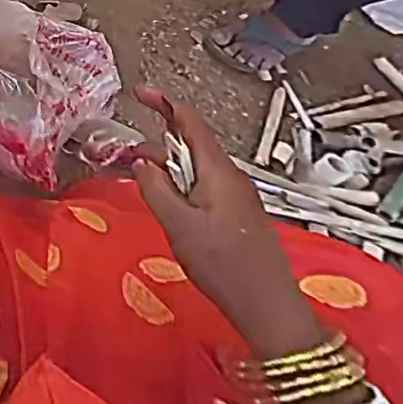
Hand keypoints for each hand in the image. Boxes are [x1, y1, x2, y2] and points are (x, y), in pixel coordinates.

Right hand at [129, 86, 322, 360]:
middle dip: (158, 148)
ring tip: (150, 192)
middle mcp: (231, 176)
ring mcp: (237, 195)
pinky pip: (204, 186)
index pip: (190, 121)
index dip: (163, 102)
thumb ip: (155, 187)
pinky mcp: (238, 214)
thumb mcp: (177, 224)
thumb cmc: (224, 266)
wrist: (271, 312)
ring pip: (196, 168)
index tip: (140, 92)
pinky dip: (182, 188)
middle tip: (131, 162)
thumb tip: (142, 163)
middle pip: (190, 145)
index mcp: (217, 171)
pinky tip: (173, 211)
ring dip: (169, 172)